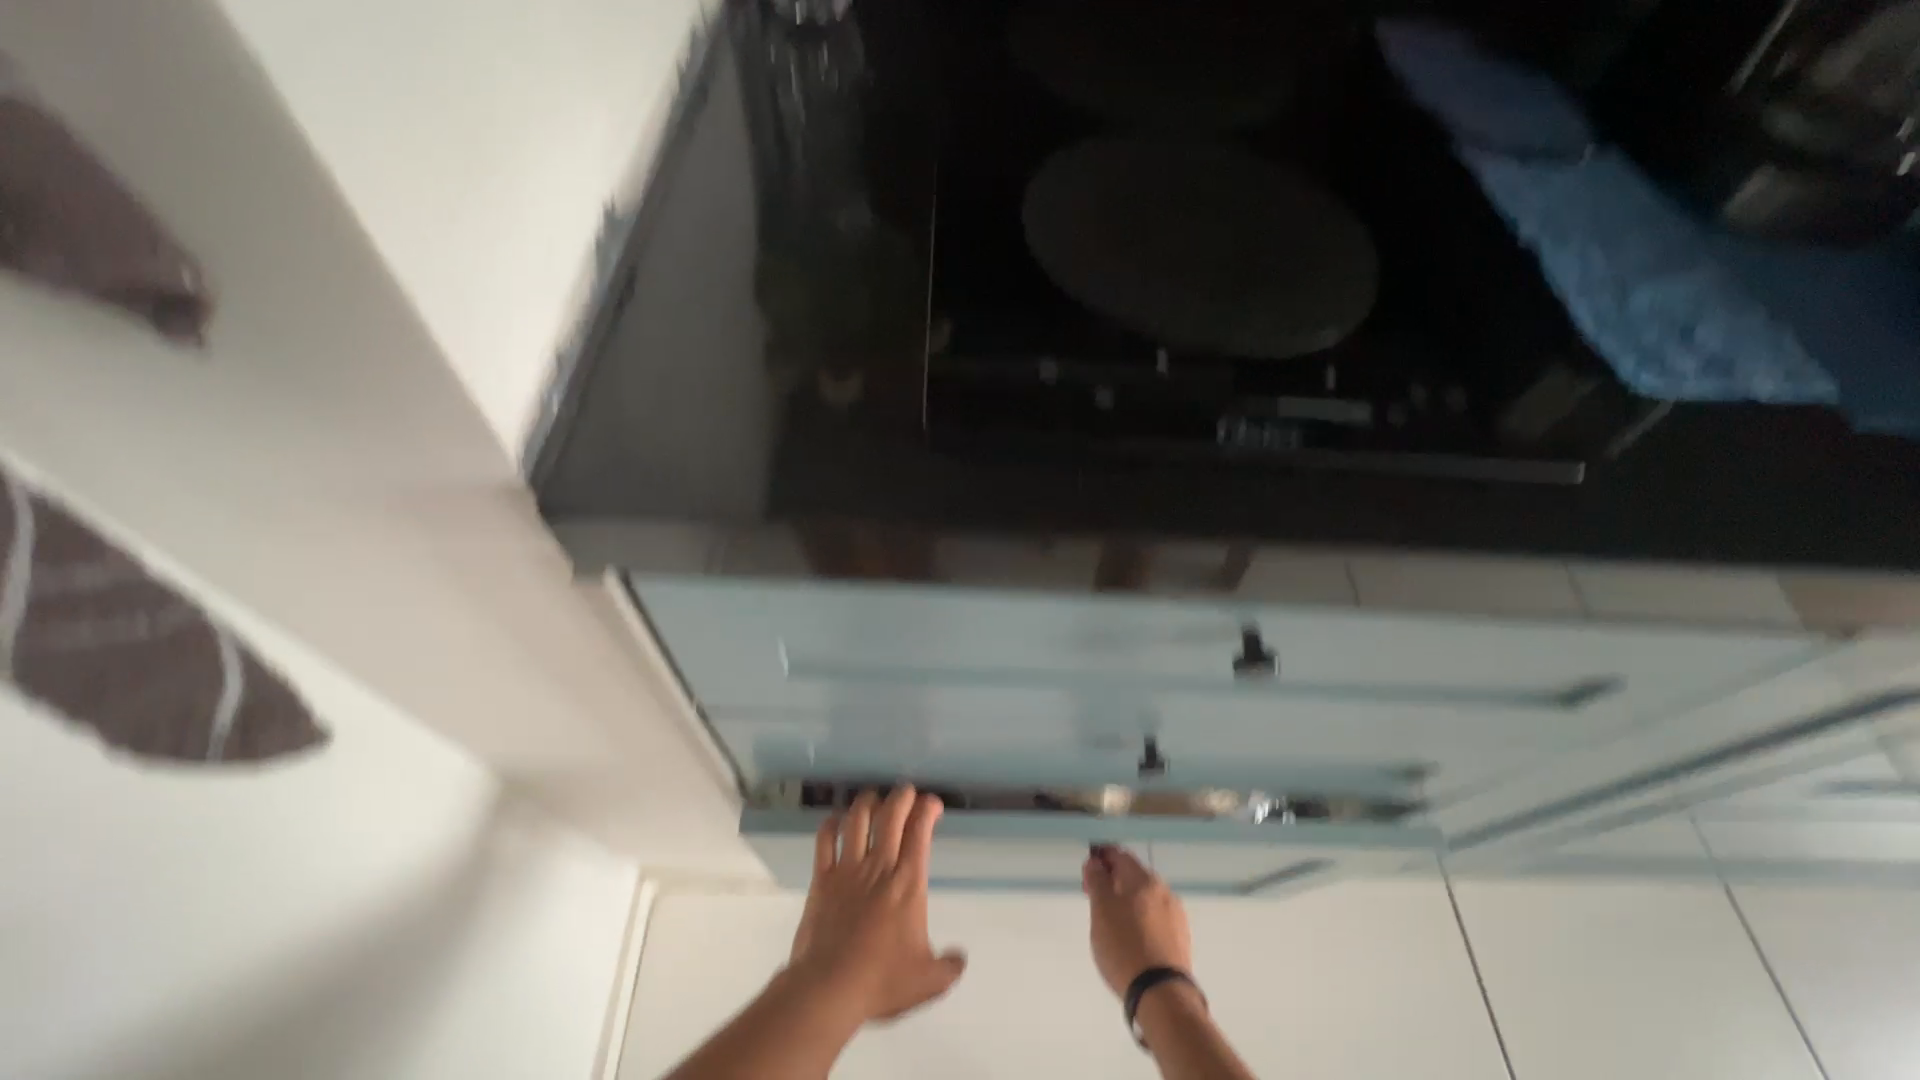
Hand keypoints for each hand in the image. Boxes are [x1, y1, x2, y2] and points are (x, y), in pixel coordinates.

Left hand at [786, 786, 967, 1024]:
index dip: (928, 810)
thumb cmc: (882, 981)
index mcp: (908, 884)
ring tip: (873, 797)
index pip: (920, 833)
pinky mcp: (822, 880)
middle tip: (906, 791)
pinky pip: (825, 841)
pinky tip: (836, 819)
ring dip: (867, 803)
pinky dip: (831, 824)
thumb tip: (959, 957)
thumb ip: (949, 966)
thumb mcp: (929, 980)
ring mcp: (847, 871)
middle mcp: (879, 868)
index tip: (932, 804)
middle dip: (901, 797)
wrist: (829, 988)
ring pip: (857, 820)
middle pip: (890, 817)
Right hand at [1082, 846, 1192, 998]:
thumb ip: (1097, 881)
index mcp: (1143, 879)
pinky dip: (1141, 920)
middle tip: (1095, 901)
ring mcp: (1175, 914)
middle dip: (1113, 882)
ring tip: (1112, 924)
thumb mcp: (1100, 911)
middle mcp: (1163, 890)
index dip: (1100, 859)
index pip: (1119, 855)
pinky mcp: (1180, 938)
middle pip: (1133, 876)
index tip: (1087, 875)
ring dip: (1127, 902)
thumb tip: (1095, 862)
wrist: (1161, 993)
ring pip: (1145, 898)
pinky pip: (1155, 918)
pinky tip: (1132, 939)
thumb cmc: (1123, 947)